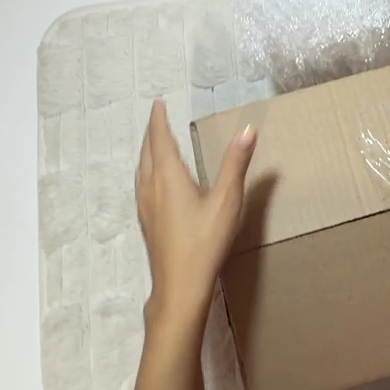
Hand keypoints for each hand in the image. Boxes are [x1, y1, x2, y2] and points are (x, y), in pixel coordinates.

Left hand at [134, 98, 257, 329]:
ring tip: (154, 143)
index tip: (157, 103)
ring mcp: (146, 207)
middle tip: (156, 118)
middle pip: (147, 153)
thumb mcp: (227, 200)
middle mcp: (152, 188)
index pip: (160, 140)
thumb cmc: (205, 242)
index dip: (158, 120)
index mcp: (168, 178)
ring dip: (147, 152)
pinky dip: (147, 170)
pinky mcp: (147, 223)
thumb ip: (236, 164)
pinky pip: (142, 185)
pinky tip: (154, 182)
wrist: (180, 286)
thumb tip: (248, 130)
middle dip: (151, 133)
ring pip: (141, 170)